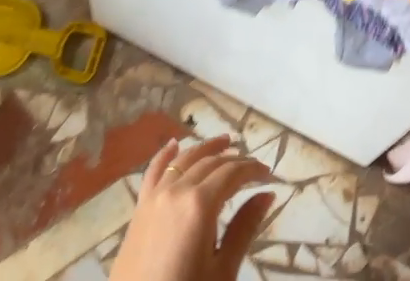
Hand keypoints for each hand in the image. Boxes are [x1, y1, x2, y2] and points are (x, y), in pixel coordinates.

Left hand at [109, 135, 275, 280]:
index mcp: (200, 204)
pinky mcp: (140, 207)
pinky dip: (165, 155)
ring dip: (205, 149)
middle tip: (253, 167)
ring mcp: (154, 196)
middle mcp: (176, 190)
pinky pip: (153, 171)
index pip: (232, 173)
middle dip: (234, 160)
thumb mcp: (223, 269)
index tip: (269, 175)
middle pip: (209, 163)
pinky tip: (174, 144)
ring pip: (183, 160)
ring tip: (225, 142)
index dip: (252, 169)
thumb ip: (244, 228)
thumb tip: (267, 195)